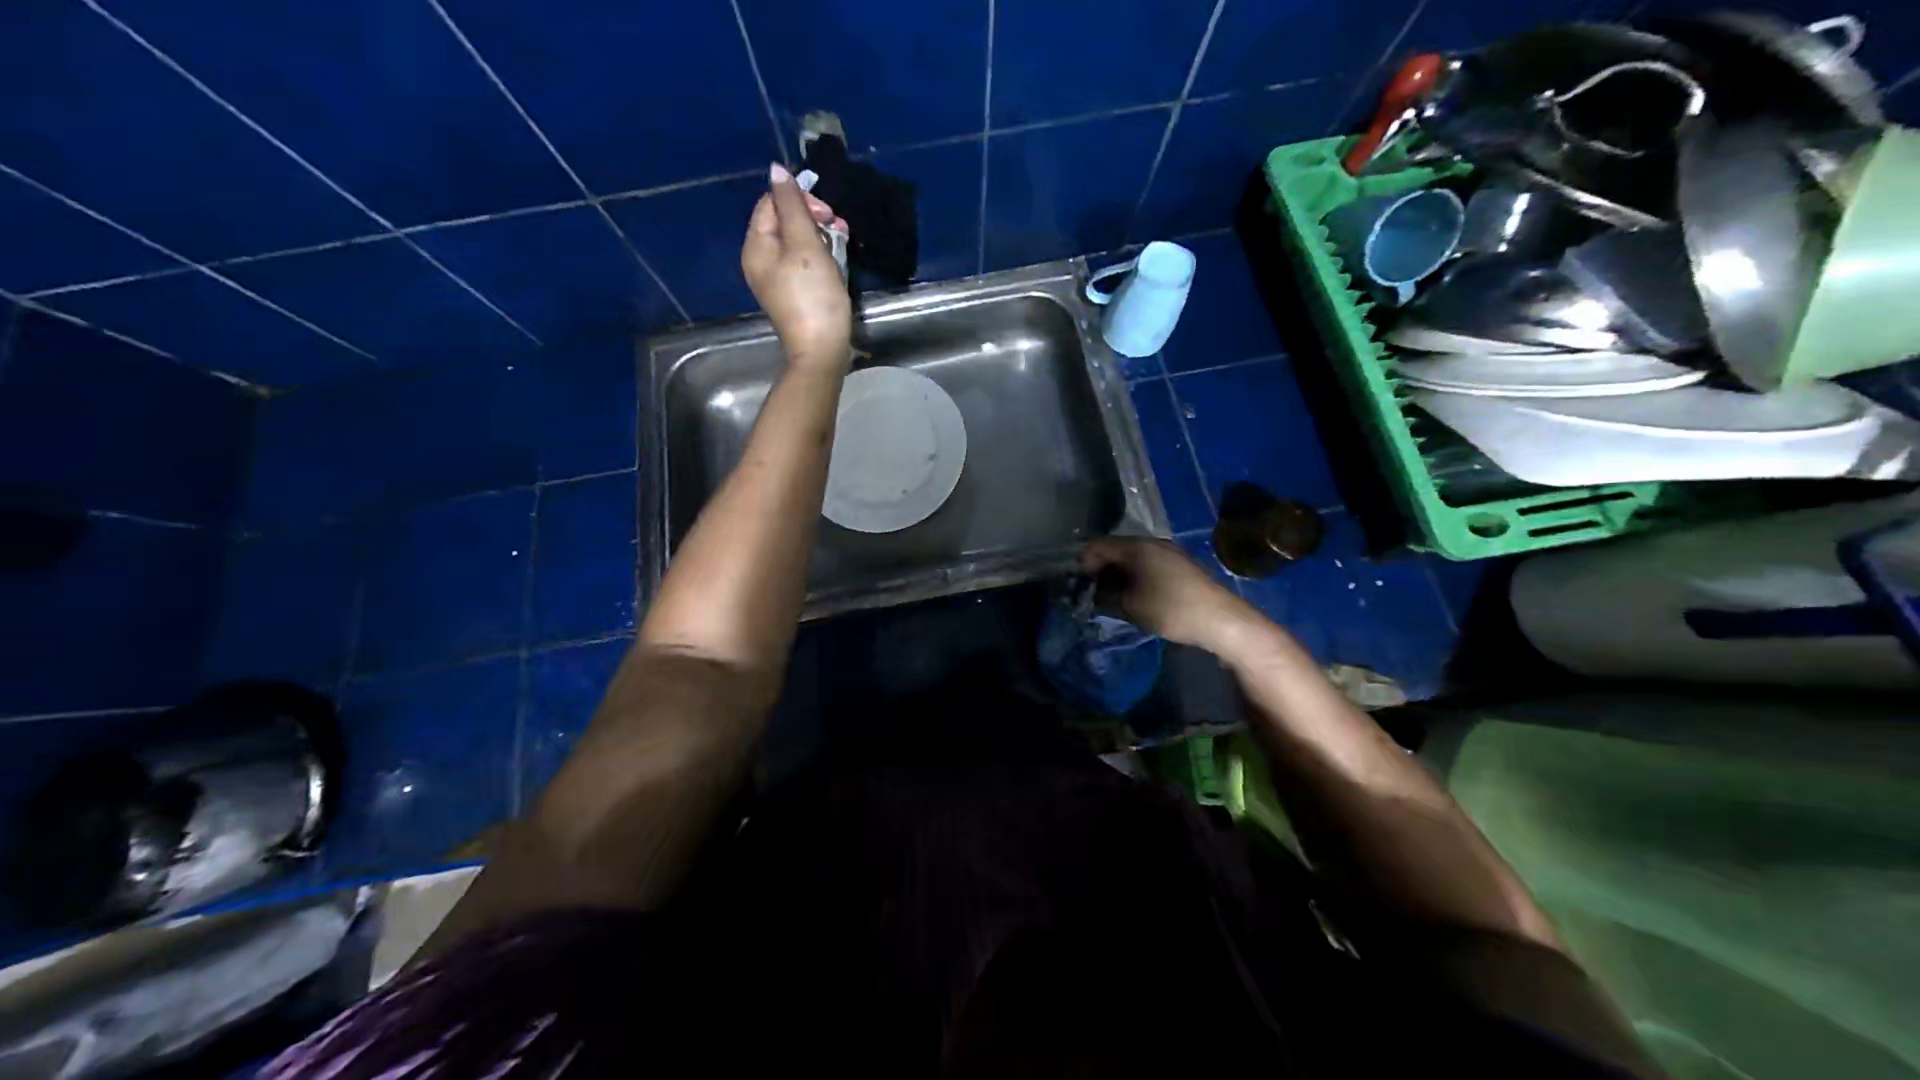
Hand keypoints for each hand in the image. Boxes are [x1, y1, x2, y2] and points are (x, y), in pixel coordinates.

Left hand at [741, 163, 851, 371]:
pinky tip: (836, 262)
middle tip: (838, 228)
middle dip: (813, 218)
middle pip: (784, 221)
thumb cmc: (813, 296)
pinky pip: (804, 263)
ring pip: (798, 242)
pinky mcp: (794, 294)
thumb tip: (776, 169)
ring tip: (842, 243)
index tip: (827, 215)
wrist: (821, 351)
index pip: (771, 203)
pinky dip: (821, 256)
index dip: (799, 199)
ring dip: (821, 236)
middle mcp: (761, 261)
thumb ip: (791, 206)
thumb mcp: (804, 245)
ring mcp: (777, 279)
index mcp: (756, 246)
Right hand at [1081, 536, 1253, 651]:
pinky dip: (1136, 577)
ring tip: (1113, 597)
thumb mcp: (1130, 606)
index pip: (1098, 545)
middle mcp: (1152, 543)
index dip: (1083, 563)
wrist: (1220, 619)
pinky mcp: (1180, 566)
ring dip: (1119, 575)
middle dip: (1101, 569)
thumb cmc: (1170, 608)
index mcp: (1137, 546)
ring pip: (1134, 558)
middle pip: (1116, 549)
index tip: (1079, 584)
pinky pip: (1149, 565)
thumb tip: (1094, 594)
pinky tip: (1136, 596)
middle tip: (1092, 593)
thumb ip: (1106, 597)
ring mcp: (1169, 553)